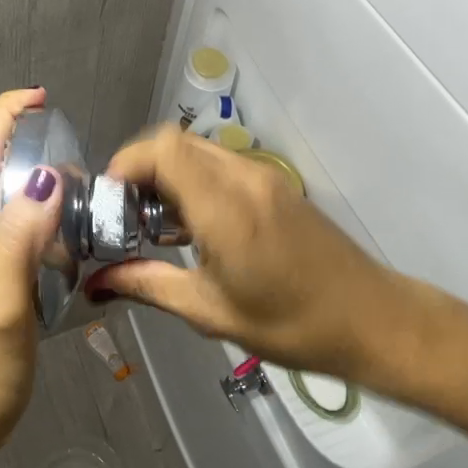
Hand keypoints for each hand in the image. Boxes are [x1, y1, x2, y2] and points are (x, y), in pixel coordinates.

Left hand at [0, 87, 62, 460]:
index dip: (8, 113)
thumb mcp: (3, 297)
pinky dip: (46, 214)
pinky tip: (72, 233)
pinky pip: (21, 227)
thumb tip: (48, 174)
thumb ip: (21, 234)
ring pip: (11, 196)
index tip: (42, 95)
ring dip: (41, 177)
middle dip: (30, 139)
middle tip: (77, 144)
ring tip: (85, 185)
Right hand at [83, 125, 430, 388]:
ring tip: (155, 224)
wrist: (373, 320)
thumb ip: (147, 285)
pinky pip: (220, 165)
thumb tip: (94, 283)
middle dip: (140, 169)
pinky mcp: (275, 184)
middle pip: (175, 142)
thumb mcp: (210, 311)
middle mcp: (243, 178)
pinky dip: (194, 180)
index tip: (108, 201)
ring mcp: (263, 176)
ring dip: (167, 174)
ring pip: (197, 151)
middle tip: (124, 215)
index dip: (127, 162)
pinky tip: (193, 226)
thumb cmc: (290, 325)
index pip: (163, 149)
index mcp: (225, 208)